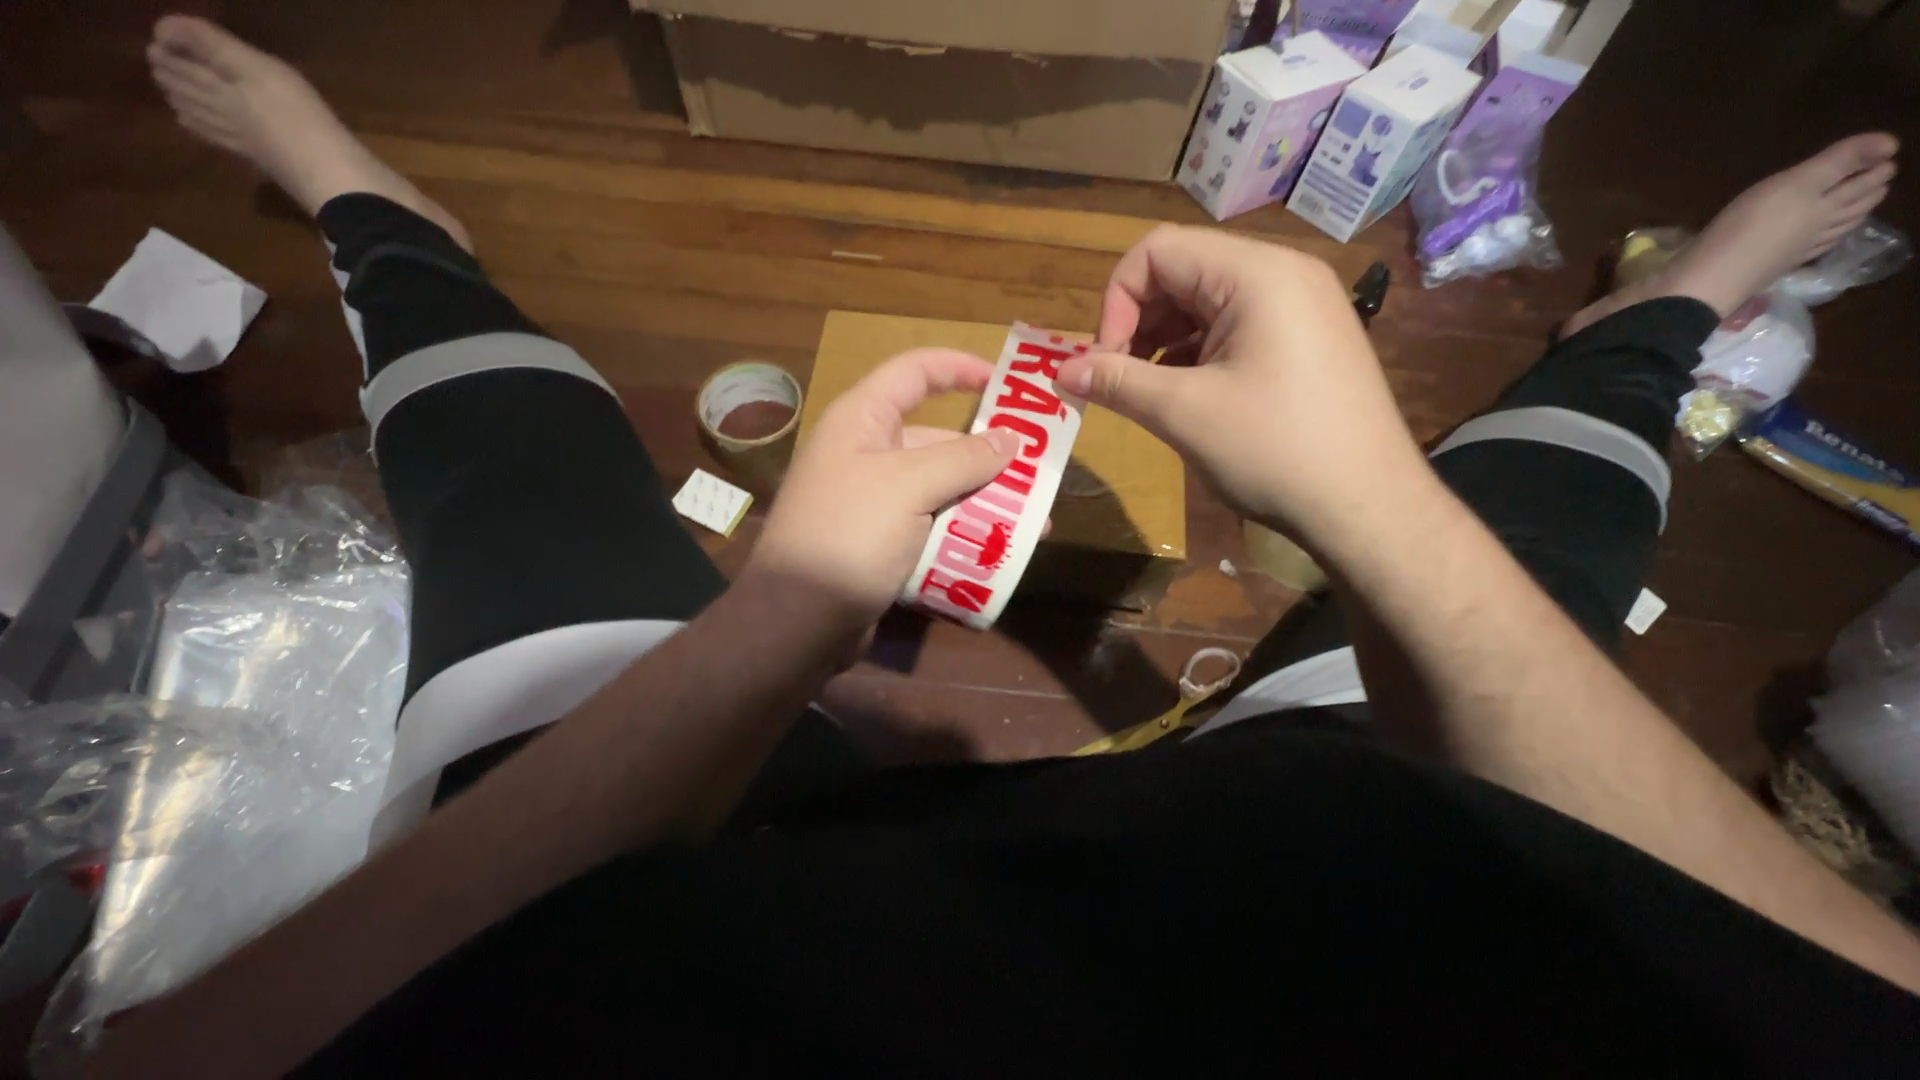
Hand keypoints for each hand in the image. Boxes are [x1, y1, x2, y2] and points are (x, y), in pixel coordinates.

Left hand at [747, 348, 1020, 627]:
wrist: (797, 621)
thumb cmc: (849, 535)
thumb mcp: (909, 487)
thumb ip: (963, 458)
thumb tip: (1010, 440)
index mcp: (863, 421)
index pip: (915, 372)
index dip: (961, 368)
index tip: (1008, 385)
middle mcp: (866, 454)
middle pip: (937, 440)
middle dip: (989, 459)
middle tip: (1039, 477)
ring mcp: (872, 503)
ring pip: (939, 490)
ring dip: (983, 504)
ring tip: (1032, 527)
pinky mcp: (879, 545)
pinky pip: (930, 529)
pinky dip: (962, 537)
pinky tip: (996, 555)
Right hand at [1057, 226, 1429, 547]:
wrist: (1368, 508)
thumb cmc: (1275, 451)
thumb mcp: (1185, 413)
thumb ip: (1117, 382)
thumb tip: (1059, 371)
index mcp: (1256, 274)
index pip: (1157, 252)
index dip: (1116, 301)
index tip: (1105, 361)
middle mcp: (1283, 274)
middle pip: (1183, 272)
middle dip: (1137, 322)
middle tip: (1118, 380)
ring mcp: (1301, 307)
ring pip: (1206, 303)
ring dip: (1163, 341)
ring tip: (1147, 393)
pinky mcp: (1307, 340)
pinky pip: (1236, 327)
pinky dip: (1198, 354)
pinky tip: (1187, 397)